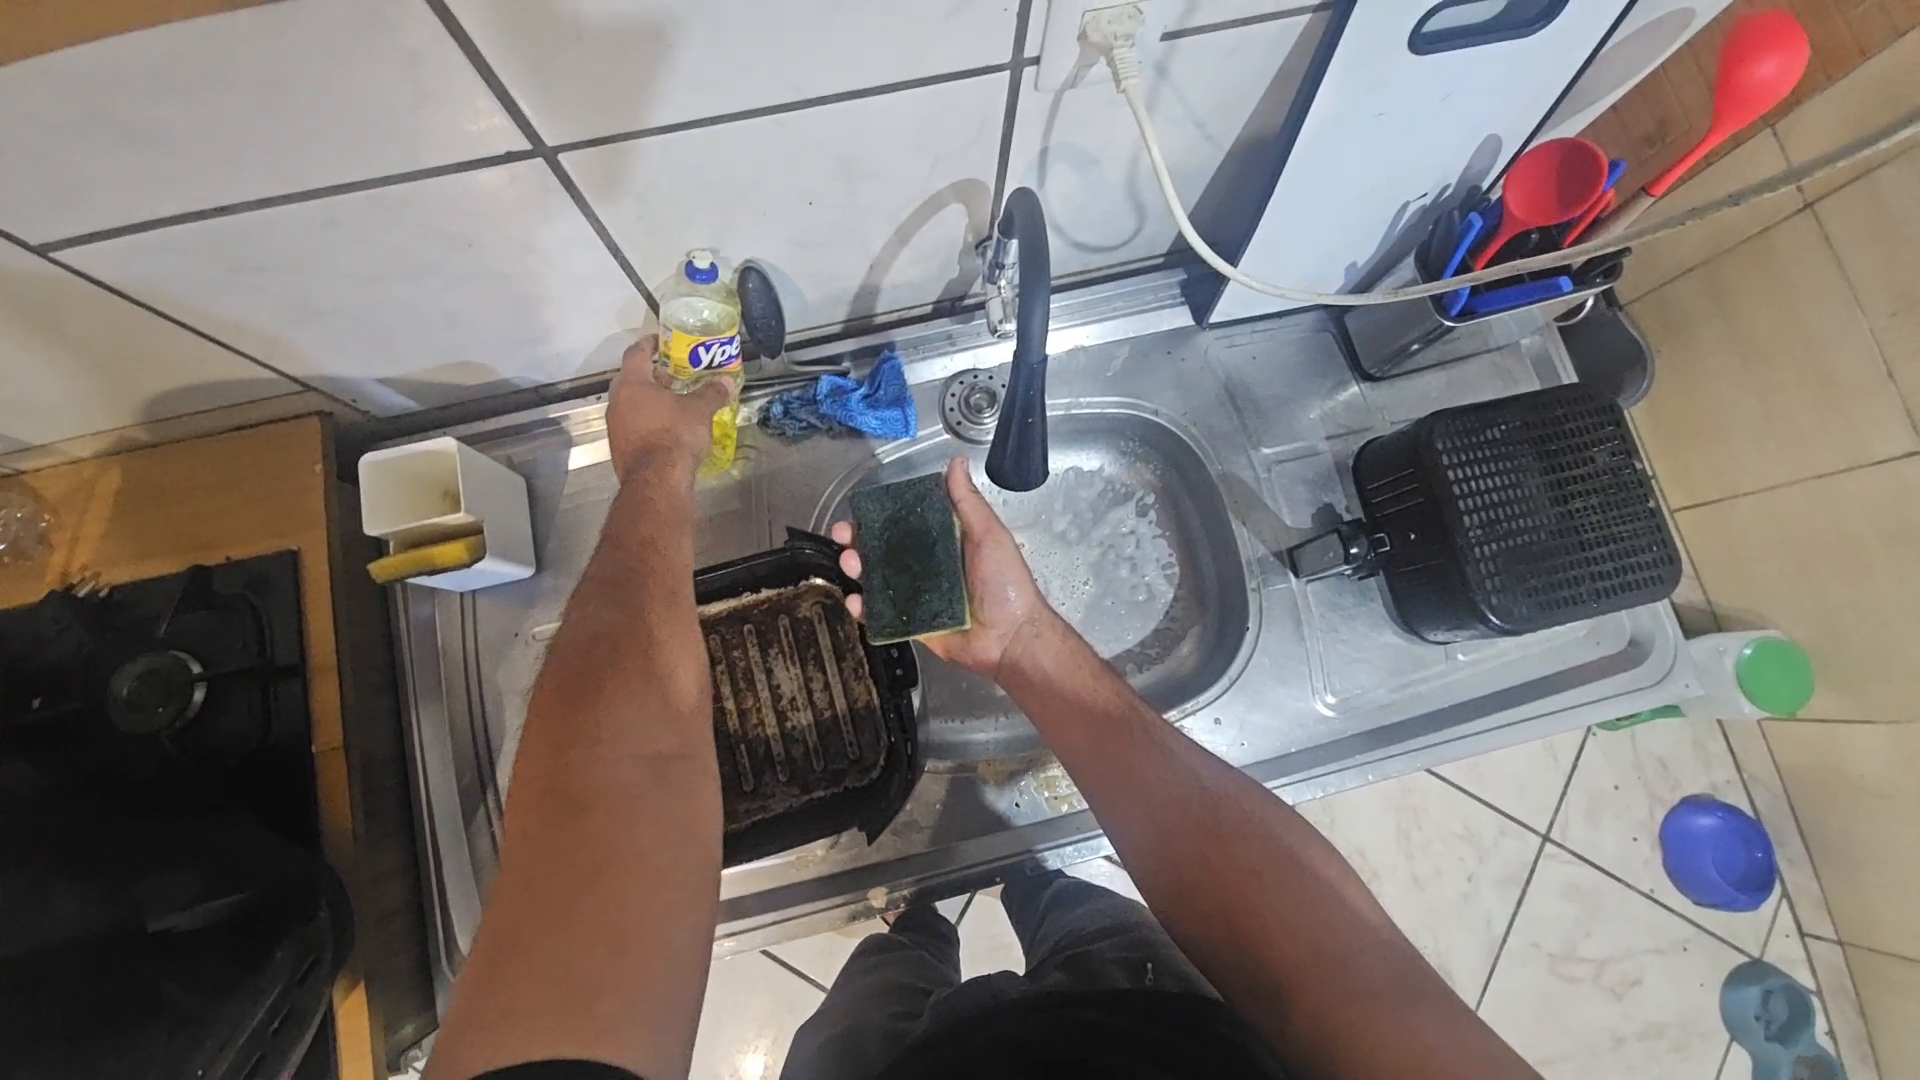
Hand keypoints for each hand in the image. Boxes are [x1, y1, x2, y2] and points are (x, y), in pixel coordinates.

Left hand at [605, 335, 730, 484]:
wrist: (657, 480)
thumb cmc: (675, 435)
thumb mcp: (699, 410)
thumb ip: (711, 393)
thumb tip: (727, 382)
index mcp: (632, 383)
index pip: (636, 353)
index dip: (649, 344)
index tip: (660, 341)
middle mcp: (617, 401)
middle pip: (632, 379)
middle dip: (653, 376)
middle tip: (673, 375)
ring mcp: (615, 426)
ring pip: (631, 404)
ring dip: (649, 400)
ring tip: (673, 402)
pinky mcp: (620, 447)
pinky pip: (633, 425)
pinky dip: (648, 421)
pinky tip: (666, 429)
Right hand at [832, 456, 1057, 680]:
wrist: (1012, 638)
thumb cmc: (1006, 584)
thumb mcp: (989, 535)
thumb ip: (967, 502)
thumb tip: (956, 462)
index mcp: (944, 543)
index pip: (904, 525)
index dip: (879, 517)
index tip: (859, 511)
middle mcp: (927, 568)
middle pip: (883, 552)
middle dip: (858, 542)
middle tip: (845, 537)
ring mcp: (917, 598)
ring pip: (878, 581)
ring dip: (858, 570)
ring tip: (850, 564)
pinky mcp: (913, 625)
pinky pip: (882, 616)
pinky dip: (864, 609)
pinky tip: (856, 601)